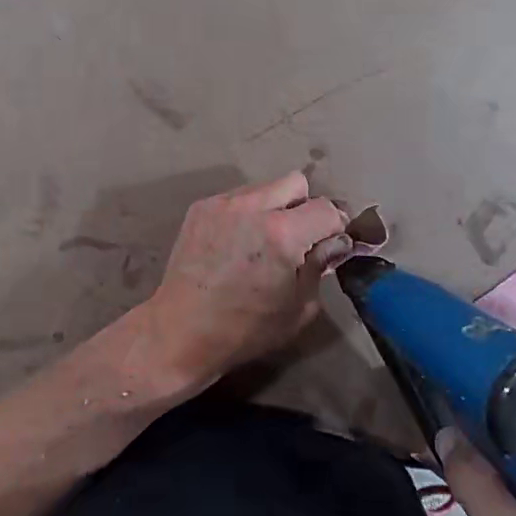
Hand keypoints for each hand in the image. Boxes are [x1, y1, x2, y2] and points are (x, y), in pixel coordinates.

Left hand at [138, 172, 351, 390]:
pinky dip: (247, 213)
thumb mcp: (299, 307)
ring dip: (275, 207)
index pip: (327, 209)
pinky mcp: (201, 207)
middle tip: (298, 238)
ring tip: (263, 240)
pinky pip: (238, 197)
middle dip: (305, 207)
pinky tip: (238, 242)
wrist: (180, 332)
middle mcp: (253, 207)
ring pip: (265, 187)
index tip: (332, 242)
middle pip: (297, 183)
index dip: (336, 226)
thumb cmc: (245, 329)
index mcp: (283, 234)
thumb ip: (321, 266)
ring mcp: (223, 203)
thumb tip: (333, 242)